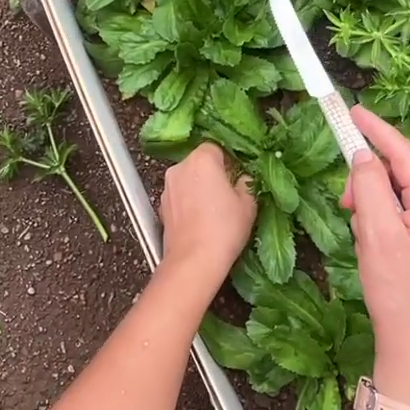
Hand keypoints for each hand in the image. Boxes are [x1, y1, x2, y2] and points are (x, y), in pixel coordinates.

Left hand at [158, 142, 255, 286]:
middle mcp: (180, 167)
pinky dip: (189, 202)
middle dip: (214, 174)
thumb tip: (243, 178)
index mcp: (202, 159)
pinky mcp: (161, 205)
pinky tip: (201, 220)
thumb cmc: (224, 229)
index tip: (239, 177)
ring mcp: (167, 187)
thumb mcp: (248, 204)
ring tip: (216, 210)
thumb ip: (247, 183)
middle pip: (200, 162)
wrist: (193, 261)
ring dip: (200, 188)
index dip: (230, 161)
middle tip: (230, 194)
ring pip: (188, 179)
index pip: (217, 147)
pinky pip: (179, 196)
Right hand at [342, 106, 409, 407]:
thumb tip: (363, 155)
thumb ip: (368, 185)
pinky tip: (373, 237)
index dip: (377, 131)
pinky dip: (384, 216)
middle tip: (346, 203)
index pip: (405, 154)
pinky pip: (407, 211)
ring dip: (374, 202)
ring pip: (402, 193)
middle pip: (402, 174)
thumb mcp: (375, 232)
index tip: (352, 111)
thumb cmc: (394, 288)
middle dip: (370, 181)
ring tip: (361, 229)